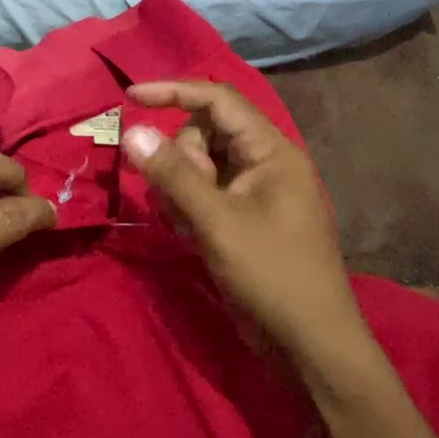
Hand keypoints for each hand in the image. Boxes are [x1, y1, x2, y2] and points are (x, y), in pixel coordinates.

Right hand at [121, 81, 365, 361]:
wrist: (309, 345)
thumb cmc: (272, 275)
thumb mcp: (217, 222)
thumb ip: (173, 174)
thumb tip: (132, 131)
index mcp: (271, 152)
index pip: (218, 100)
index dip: (173, 92)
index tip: (129, 97)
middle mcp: (262, 164)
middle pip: (202, 134)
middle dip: (179, 160)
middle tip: (181, 201)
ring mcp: (252, 193)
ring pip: (196, 167)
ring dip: (179, 190)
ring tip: (188, 228)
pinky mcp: (241, 219)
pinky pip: (201, 195)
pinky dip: (187, 210)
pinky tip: (191, 239)